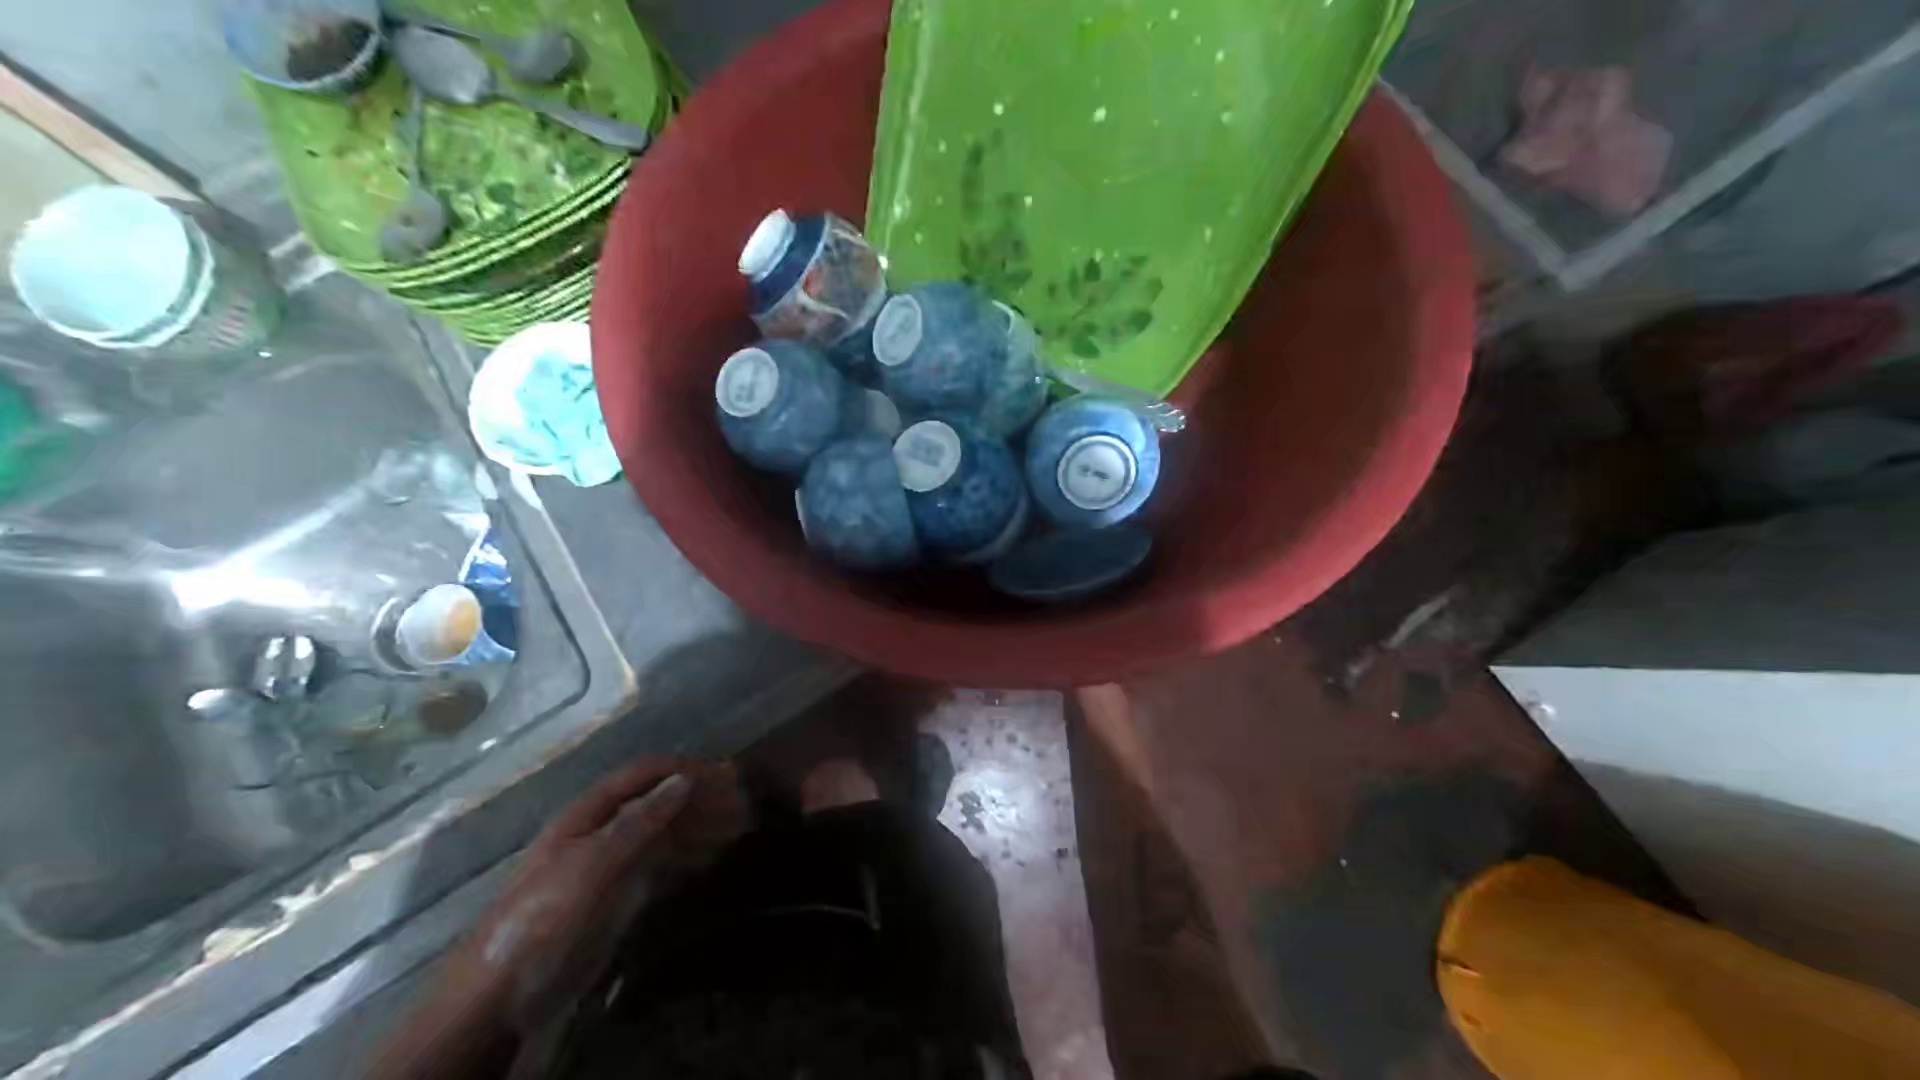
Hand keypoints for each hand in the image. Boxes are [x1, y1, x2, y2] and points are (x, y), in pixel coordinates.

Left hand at [445, 759, 746, 1031]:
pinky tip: (713, 856)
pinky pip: (662, 864)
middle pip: (658, 801)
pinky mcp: (617, 897)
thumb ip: (638, 821)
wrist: (500, 996)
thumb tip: (682, 780)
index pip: (644, 774)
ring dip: (700, 824)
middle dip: (699, 797)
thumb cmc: (543, 918)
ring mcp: (611, 864)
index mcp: (588, 814)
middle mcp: (602, 831)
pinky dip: (690, 855)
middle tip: (742, 803)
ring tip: (738, 827)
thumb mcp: (590, 864)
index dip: (684, 769)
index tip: (727, 776)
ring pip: (664, 832)